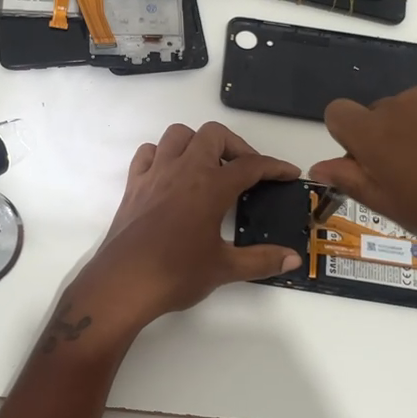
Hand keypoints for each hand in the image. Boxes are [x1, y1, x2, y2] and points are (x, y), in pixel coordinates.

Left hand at [61, 122, 300, 345]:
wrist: (124, 282)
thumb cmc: (176, 274)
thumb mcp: (225, 269)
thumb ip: (261, 260)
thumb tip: (293, 259)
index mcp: (210, 186)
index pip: (250, 165)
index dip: (274, 166)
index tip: (288, 173)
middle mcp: (183, 170)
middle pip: (213, 134)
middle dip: (235, 146)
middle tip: (246, 171)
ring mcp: (155, 173)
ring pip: (178, 135)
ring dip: (197, 143)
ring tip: (209, 167)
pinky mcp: (134, 184)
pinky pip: (148, 153)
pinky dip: (162, 154)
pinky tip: (171, 173)